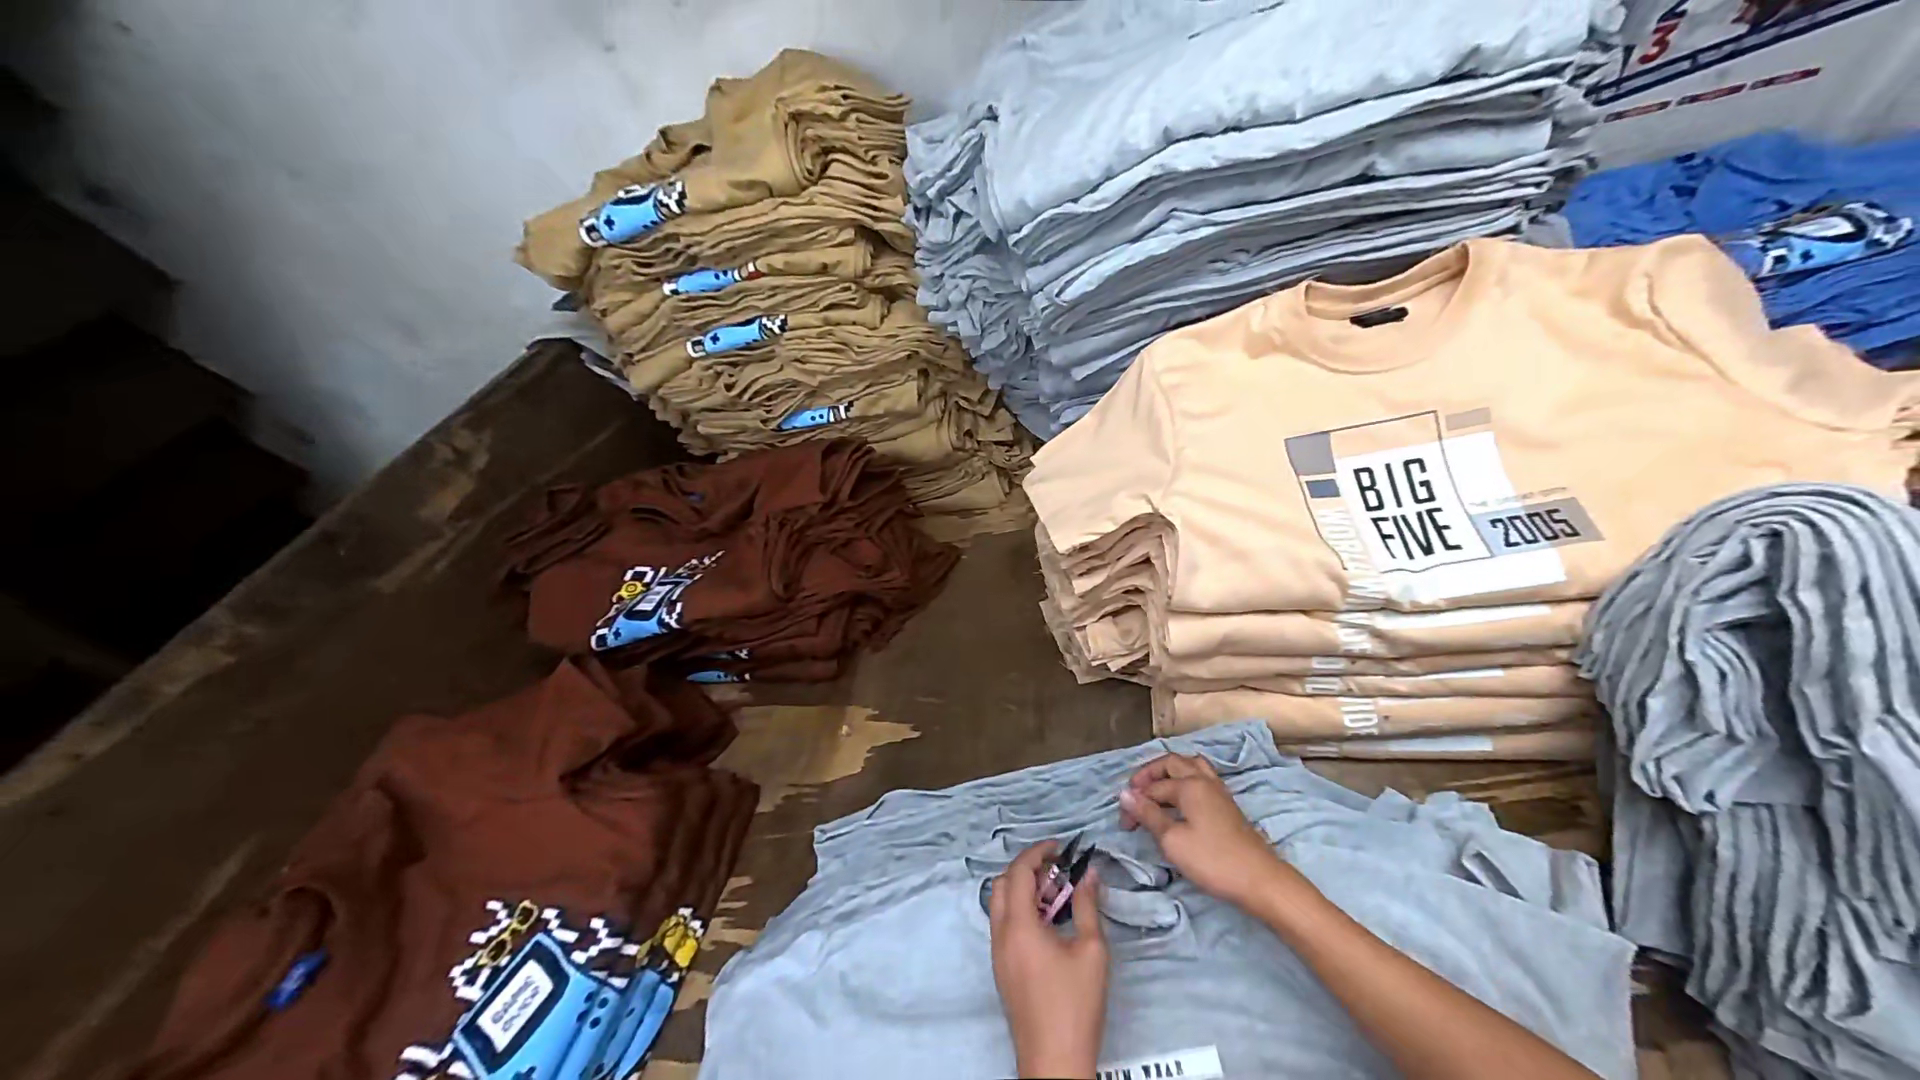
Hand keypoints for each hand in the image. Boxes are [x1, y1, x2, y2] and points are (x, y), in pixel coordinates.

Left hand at [989, 841, 1108, 1078]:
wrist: (1054, 1061)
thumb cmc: (1076, 1005)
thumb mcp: (1092, 951)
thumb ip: (1088, 906)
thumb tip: (1089, 874)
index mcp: (1017, 926)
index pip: (1017, 872)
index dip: (1037, 852)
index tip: (1060, 848)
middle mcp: (999, 934)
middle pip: (1002, 883)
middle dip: (1027, 869)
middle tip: (1058, 871)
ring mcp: (997, 953)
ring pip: (1000, 904)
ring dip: (1024, 890)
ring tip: (1057, 896)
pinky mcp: (1001, 969)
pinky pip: (1004, 925)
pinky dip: (1021, 911)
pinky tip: (1048, 923)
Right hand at [1118, 753, 1303, 910]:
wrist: (1260, 881)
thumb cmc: (1212, 860)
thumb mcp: (1172, 840)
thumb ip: (1147, 814)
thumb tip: (1124, 793)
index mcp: (1189, 785)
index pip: (1152, 788)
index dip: (1134, 803)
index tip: (1124, 825)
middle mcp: (1204, 780)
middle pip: (1171, 763)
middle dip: (1149, 776)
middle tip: (1135, 795)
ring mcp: (1219, 791)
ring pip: (1190, 766)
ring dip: (1170, 772)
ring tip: (1157, 789)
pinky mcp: (1227, 805)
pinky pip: (1202, 777)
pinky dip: (1185, 780)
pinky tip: (1181, 798)